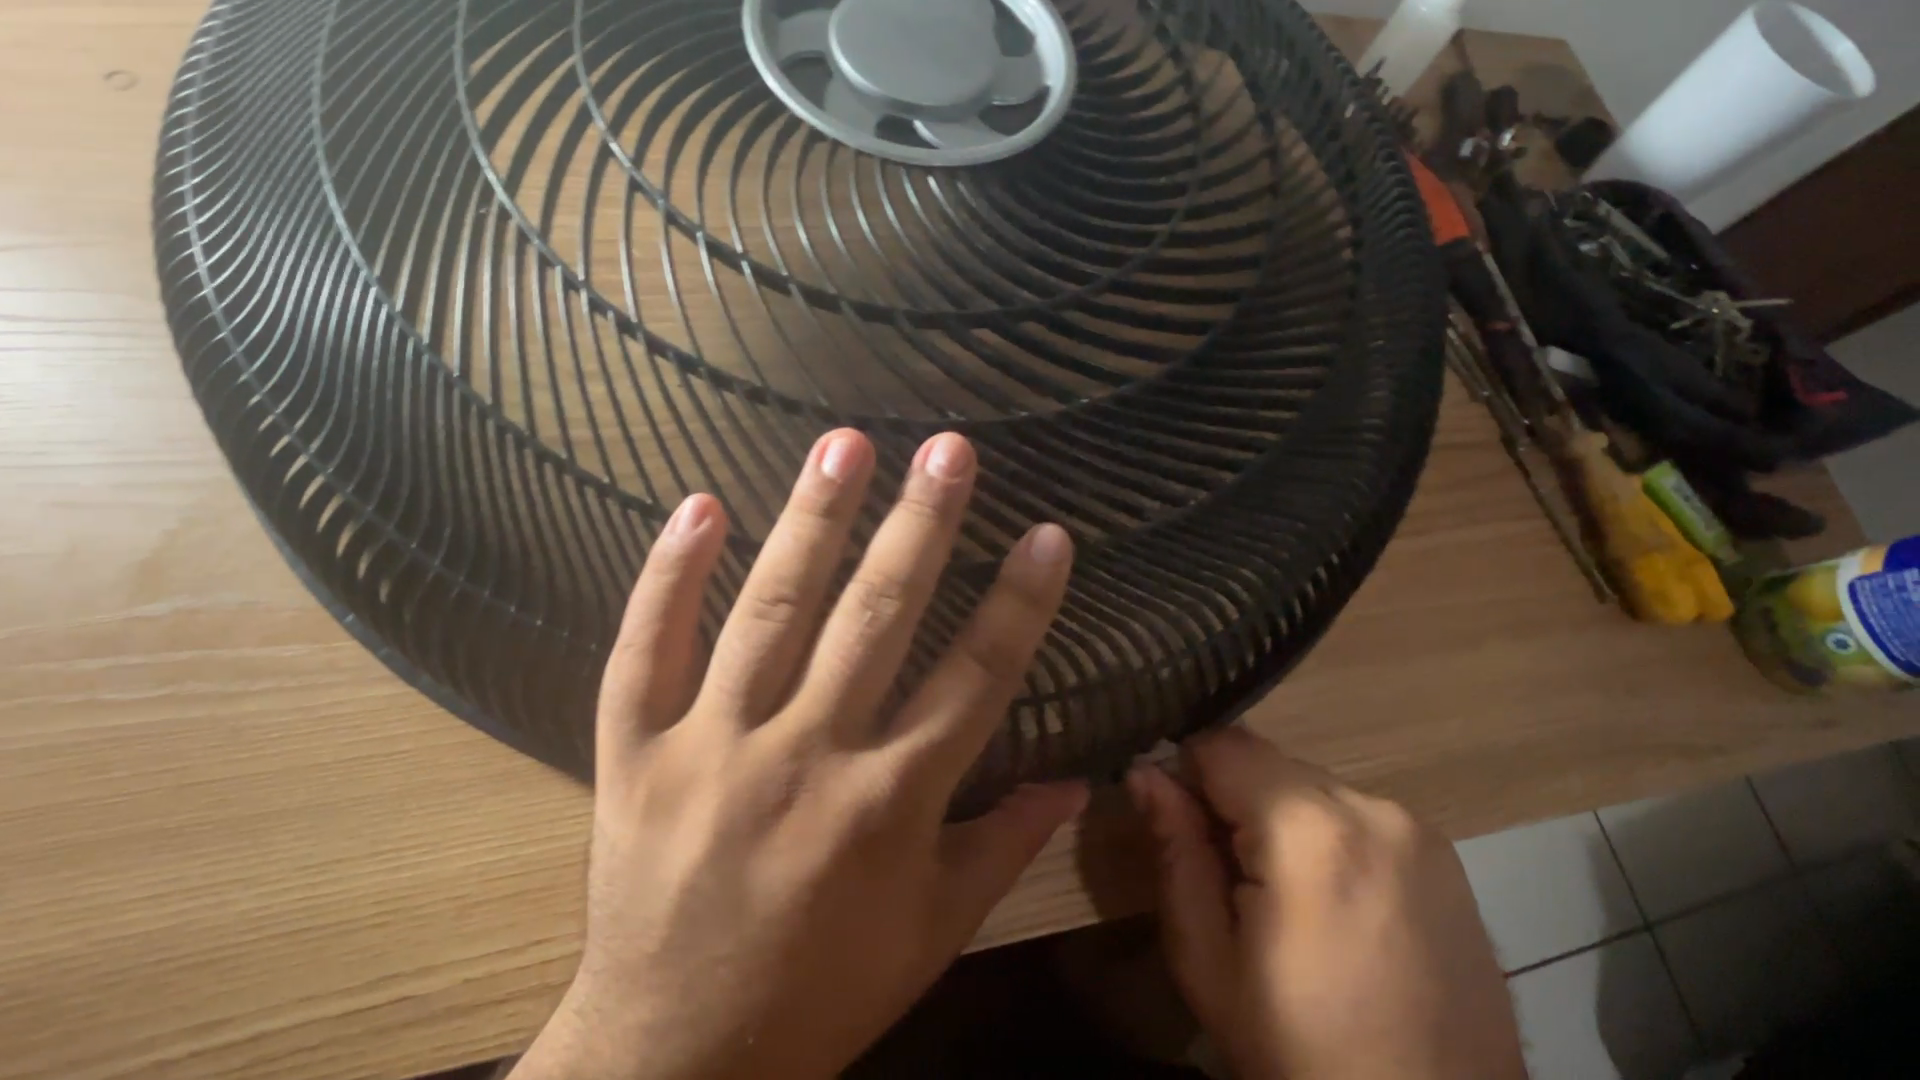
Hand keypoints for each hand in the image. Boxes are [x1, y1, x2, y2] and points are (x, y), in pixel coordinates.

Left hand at [513, 430, 1087, 1079]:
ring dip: (811, 520)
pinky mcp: (635, 752)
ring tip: (841, 444)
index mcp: (890, 803)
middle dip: (921, 525)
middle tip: (949, 448)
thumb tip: (1074, 781)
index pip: (975, 677)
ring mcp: (712, 745)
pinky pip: (646, 649)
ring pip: (768, 611)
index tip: (1048, 533)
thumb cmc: (823, 991)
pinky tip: (700, 505)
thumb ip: (1003, 848)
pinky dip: (670, 576)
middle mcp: (806, 755)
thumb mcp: (932, 934)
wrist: (678, 1055)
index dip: (1019, 601)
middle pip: (876, 617)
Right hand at [1128, 728, 1523, 1079]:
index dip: (1187, 777)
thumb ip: (1175, 850)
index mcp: (1308, 829)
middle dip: (1235, 802)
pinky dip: (1329, 838)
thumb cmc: (1300, 1049)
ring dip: (1282, 820)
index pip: (1222, 744)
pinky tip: (1335, 909)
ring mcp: (1419, 829)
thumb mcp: (1208, 960)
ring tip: (1285, 904)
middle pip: (1270, 764)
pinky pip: (1358, 816)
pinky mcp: (1448, 855)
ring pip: (1313, 787)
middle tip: (1229, 882)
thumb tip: (1144, 773)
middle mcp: (1372, 806)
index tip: (1181, 832)